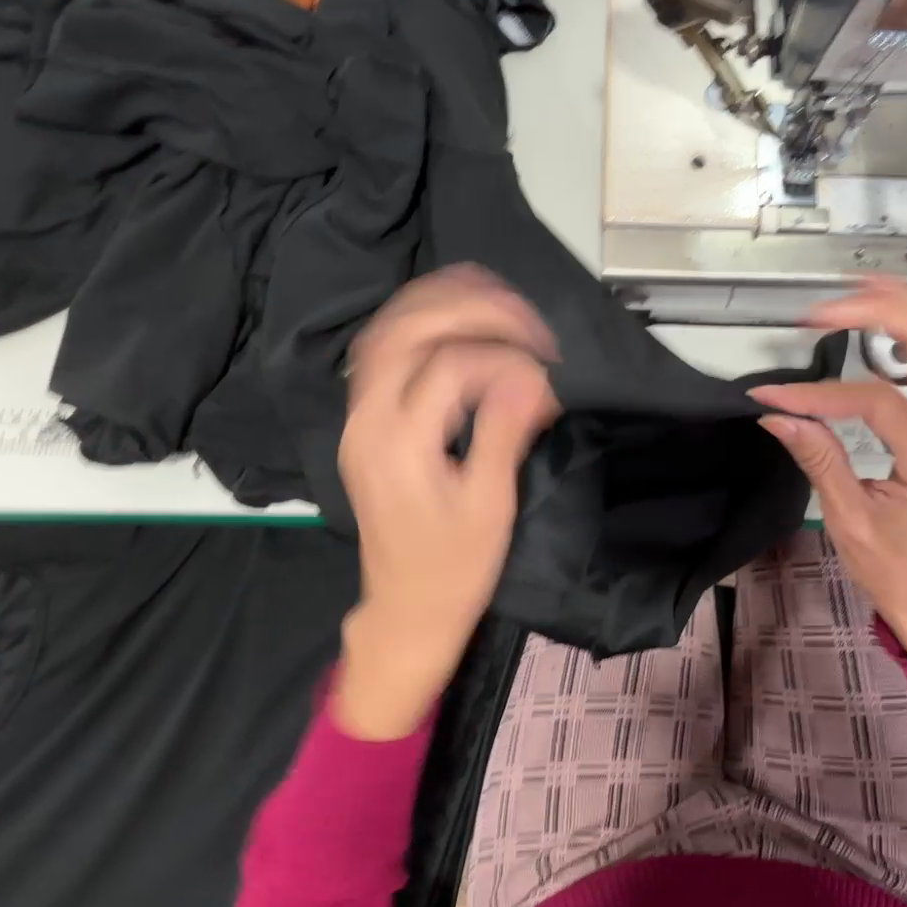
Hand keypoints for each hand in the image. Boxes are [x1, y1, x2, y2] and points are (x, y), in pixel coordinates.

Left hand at [335, 265, 561, 738]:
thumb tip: (534, 376)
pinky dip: (417, 322)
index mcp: (398, 444)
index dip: (505, 358)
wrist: (406, 610)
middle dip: (471, 310)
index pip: (450, 366)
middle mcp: (367, 419)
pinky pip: (382, 350)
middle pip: (408, 331)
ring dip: (439, 303)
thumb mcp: (490, 507)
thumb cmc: (453, 569)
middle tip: (526, 317)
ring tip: (493, 296)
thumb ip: (504, 433)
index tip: (547, 373)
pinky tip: (454, 316)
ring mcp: (359, 417)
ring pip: (386, 330)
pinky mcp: (366, 420)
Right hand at [750, 278, 906, 659]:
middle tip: (828, 307)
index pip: (874, 400)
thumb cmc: (894, 570)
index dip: (818, 392)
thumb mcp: (849, 520)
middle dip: (886, 313)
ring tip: (863, 290)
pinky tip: (887, 321)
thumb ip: (819, 459)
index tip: (770, 395)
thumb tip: (777, 414)